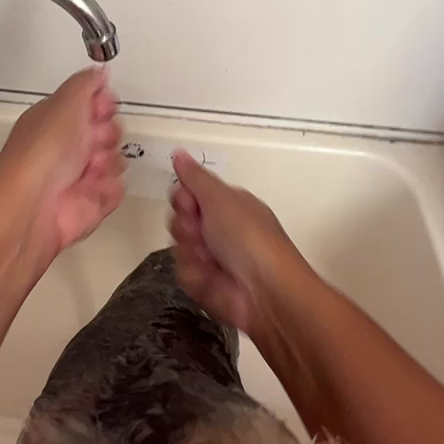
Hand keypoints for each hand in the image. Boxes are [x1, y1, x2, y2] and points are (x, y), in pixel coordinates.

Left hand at [0, 66, 124, 255]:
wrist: (34, 203)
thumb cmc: (39, 154)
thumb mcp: (66, 101)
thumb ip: (86, 83)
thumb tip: (99, 72)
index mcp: (57, 120)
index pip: (93, 105)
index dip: (103, 105)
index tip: (100, 108)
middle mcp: (67, 147)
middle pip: (110, 130)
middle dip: (107, 133)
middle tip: (91, 139)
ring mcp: (79, 175)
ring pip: (116, 159)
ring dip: (107, 161)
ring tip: (87, 167)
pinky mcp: (90, 201)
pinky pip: (117, 189)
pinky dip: (107, 188)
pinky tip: (89, 187)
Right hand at [167, 150, 308, 332]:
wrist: (265, 291)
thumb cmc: (248, 238)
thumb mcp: (220, 199)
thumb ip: (195, 177)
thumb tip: (179, 152)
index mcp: (228, 205)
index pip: (189, 194)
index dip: (183, 199)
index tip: (190, 204)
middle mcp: (220, 229)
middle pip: (180, 220)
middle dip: (185, 227)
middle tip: (200, 234)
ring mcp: (213, 257)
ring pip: (178, 247)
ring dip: (190, 252)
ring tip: (209, 260)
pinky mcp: (206, 284)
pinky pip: (183, 273)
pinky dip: (195, 275)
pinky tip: (211, 278)